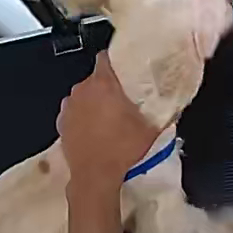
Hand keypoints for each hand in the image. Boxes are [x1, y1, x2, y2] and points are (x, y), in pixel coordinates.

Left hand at [58, 54, 158, 198]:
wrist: (95, 175)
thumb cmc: (124, 149)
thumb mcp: (151, 131)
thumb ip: (160, 113)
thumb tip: (171, 104)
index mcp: (104, 84)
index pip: (105, 57)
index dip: (116, 61)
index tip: (125, 70)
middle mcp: (82, 89)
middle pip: (96, 78)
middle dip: (107, 86)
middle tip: (122, 100)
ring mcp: (69, 105)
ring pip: (84, 95)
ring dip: (94, 101)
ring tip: (107, 118)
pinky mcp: (61, 122)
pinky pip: (75, 111)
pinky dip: (83, 116)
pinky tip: (94, 130)